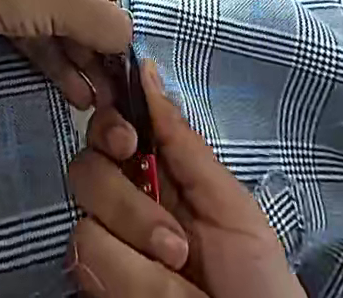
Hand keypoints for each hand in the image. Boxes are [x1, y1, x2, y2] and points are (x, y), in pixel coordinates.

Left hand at [0, 0, 133, 107]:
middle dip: (95, 44)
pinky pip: (31, 29)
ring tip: (96, 99)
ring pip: (55, 18)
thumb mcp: (69, 3)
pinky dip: (51, 57)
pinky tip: (71, 91)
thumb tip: (125, 38)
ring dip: (76, 58)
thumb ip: (108, 25)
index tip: (118, 50)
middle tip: (111, 86)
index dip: (112, 11)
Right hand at [69, 61, 304, 297]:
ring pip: (86, 223)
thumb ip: (182, 141)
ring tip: (180, 273)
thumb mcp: (231, 205)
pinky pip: (89, 261)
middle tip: (173, 239)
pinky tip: (166, 295)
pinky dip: (134, 280)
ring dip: (139, 250)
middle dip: (125, 201)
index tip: (127, 139)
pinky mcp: (95, 282)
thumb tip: (145, 69)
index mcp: (152, 176)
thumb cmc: (257, 279)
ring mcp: (106, 249)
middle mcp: (121, 207)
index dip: (107, 125)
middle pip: (85, 170)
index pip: (107, 132)